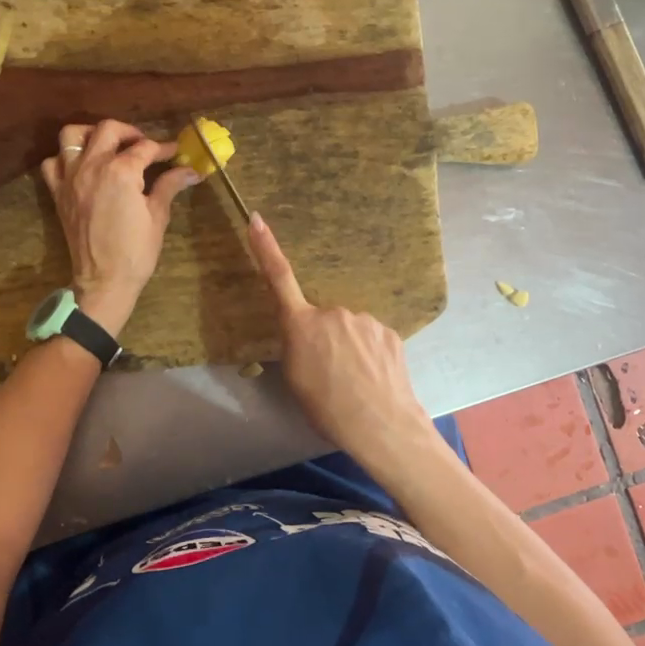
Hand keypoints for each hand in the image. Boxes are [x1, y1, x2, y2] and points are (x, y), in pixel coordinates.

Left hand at [41, 120, 199, 336]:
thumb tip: (191, 171)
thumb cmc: (136, 252)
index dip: (163, 149)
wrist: (104, 280)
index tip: (174, 153)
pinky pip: (52, 163)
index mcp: (121, 171)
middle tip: (142, 146)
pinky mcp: (58, 193)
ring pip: (72, 136)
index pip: (145, 148)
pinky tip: (81, 167)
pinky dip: (65, 158)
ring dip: (91, 134)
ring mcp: (71, 178)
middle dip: (129, 133)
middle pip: (108, 130)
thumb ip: (169, 186)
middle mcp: (92, 167)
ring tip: (106, 146)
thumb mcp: (157, 216)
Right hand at [248, 212, 435, 463]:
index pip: (279, 279)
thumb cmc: (327, 408)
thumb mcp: (295, 380)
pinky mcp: (388, 332)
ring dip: (348, 347)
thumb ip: (295, 348)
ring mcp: (364, 320)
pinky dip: (368, 354)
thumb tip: (304, 338)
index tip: (256, 219)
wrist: (381, 426)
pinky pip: (370, 338)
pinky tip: (373, 378)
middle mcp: (332, 313)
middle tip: (328, 375)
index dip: (265, 248)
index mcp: (301, 325)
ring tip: (353, 382)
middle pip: (321, 319)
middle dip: (322, 338)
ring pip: (348, 329)